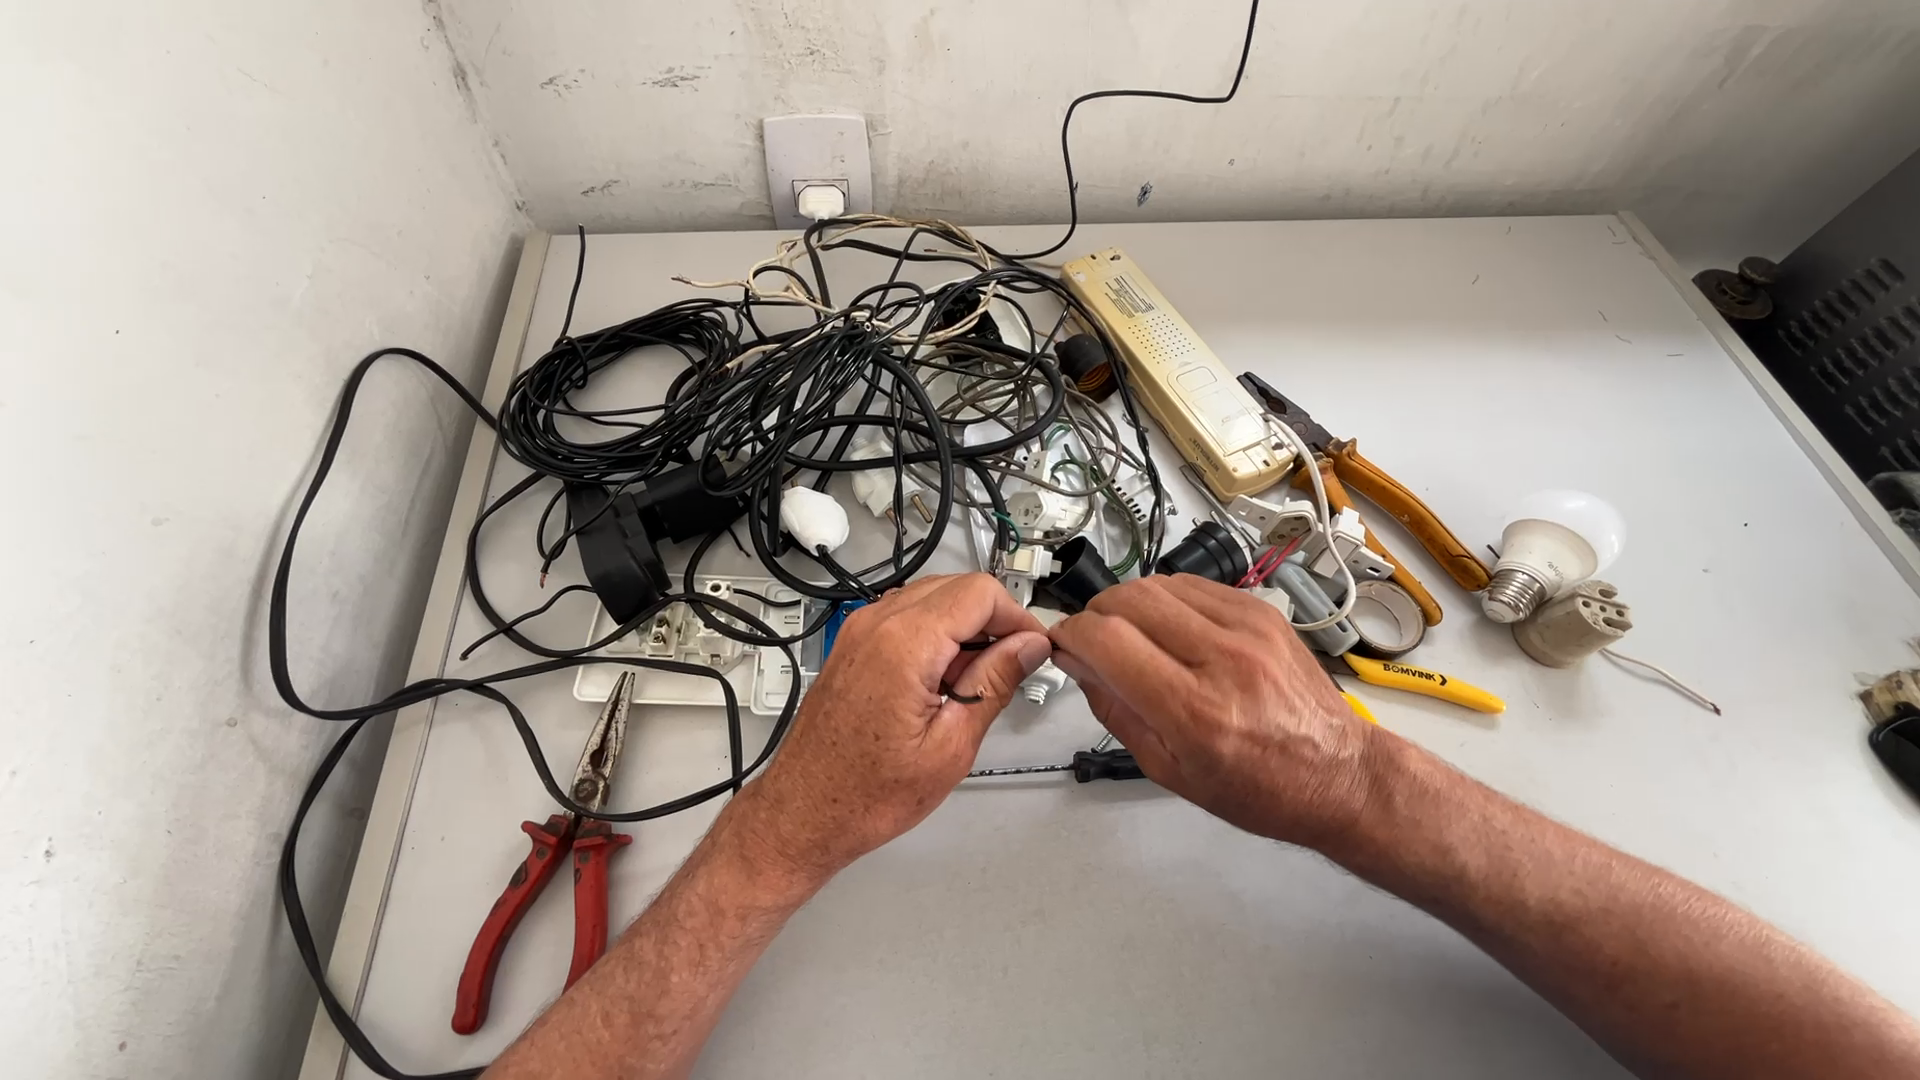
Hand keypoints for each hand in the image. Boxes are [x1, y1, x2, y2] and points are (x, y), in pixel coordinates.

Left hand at [731, 573, 1051, 879]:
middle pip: (958, 587)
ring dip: (965, 627)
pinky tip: (943, 680)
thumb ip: (995, 682)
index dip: (1017, 617)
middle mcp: (877, 625)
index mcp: (904, 644)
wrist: (803, 813)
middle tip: (1013, 665)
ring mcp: (860, 631)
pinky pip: (908, 616)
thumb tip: (1029, 646)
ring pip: (934, 597)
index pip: (980, 593)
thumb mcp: (951, 745)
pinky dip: (936, 634)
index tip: (1033, 648)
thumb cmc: (865, 794)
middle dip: (994, 620)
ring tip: (975, 681)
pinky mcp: (854, 644)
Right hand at [1048, 574, 1374, 848]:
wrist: (1339, 772)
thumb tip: (1076, 661)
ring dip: (1127, 604)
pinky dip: (1165, 599)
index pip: (1106, 641)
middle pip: (1126, 601)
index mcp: (1193, 711)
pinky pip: (1191, 584)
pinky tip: (1167, 627)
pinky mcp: (1261, 610)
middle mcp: (1221, 659)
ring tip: (1131, 634)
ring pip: (1155, 584)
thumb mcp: (1167, 769)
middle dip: (1095, 615)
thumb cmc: (1255, 786)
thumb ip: (1114, 709)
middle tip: (1094, 642)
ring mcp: (1246, 627)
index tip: (1064, 645)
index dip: (1071, 635)